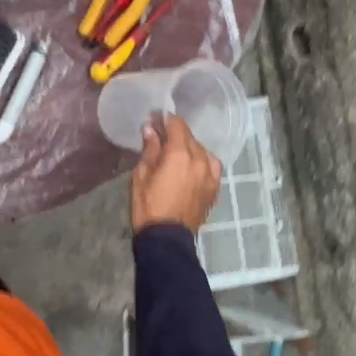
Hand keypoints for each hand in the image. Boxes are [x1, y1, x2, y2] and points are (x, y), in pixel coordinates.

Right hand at [130, 113, 223, 233]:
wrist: (167, 238)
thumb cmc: (148, 206)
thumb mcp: (141, 175)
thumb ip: (149, 150)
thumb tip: (151, 130)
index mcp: (179, 155)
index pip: (176, 125)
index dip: (165, 118)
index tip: (155, 117)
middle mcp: (199, 160)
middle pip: (189, 136)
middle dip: (175, 131)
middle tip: (160, 133)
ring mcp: (210, 174)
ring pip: (201, 149)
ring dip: (189, 145)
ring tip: (176, 151)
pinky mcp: (214, 187)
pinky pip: (211, 164)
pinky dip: (201, 159)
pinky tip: (192, 164)